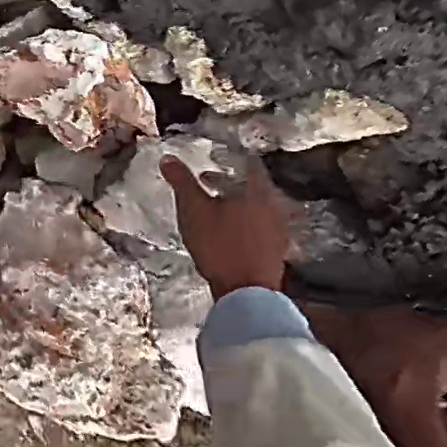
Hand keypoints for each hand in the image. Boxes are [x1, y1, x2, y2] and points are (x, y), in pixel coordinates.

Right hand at [161, 154, 289, 298]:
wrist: (247, 291)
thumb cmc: (219, 243)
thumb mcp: (192, 208)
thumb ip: (181, 181)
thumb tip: (168, 157)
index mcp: (255, 191)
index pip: (249, 163)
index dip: (230, 156)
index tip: (214, 155)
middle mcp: (273, 206)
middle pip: (253, 184)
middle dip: (229, 179)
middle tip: (206, 180)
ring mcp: (278, 228)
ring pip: (256, 204)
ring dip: (236, 199)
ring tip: (213, 203)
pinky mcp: (277, 248)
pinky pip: (260, 222)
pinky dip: (243, 217)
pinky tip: (227, 227)